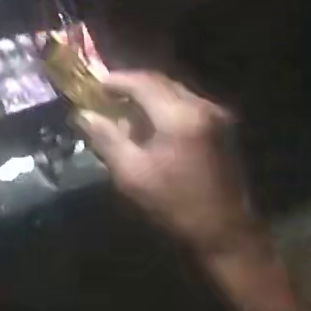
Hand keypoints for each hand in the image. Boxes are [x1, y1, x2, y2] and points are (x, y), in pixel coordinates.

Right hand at [75, 71, 264, 264]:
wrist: (225, 230)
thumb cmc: (174, 204)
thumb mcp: (132, 174)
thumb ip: (106, 138)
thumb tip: (84, 114)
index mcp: (179, 116)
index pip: (142, 82)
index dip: (116, 80)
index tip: (95, 84)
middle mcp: (201, 105)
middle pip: (160, 81)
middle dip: (131, 84)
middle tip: (106, 93)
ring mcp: (215, 113)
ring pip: (173, 90)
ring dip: (148, 94)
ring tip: (123, 107)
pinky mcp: (221, 124)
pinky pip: (186, 102)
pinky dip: (164, 104)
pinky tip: (148, 121)